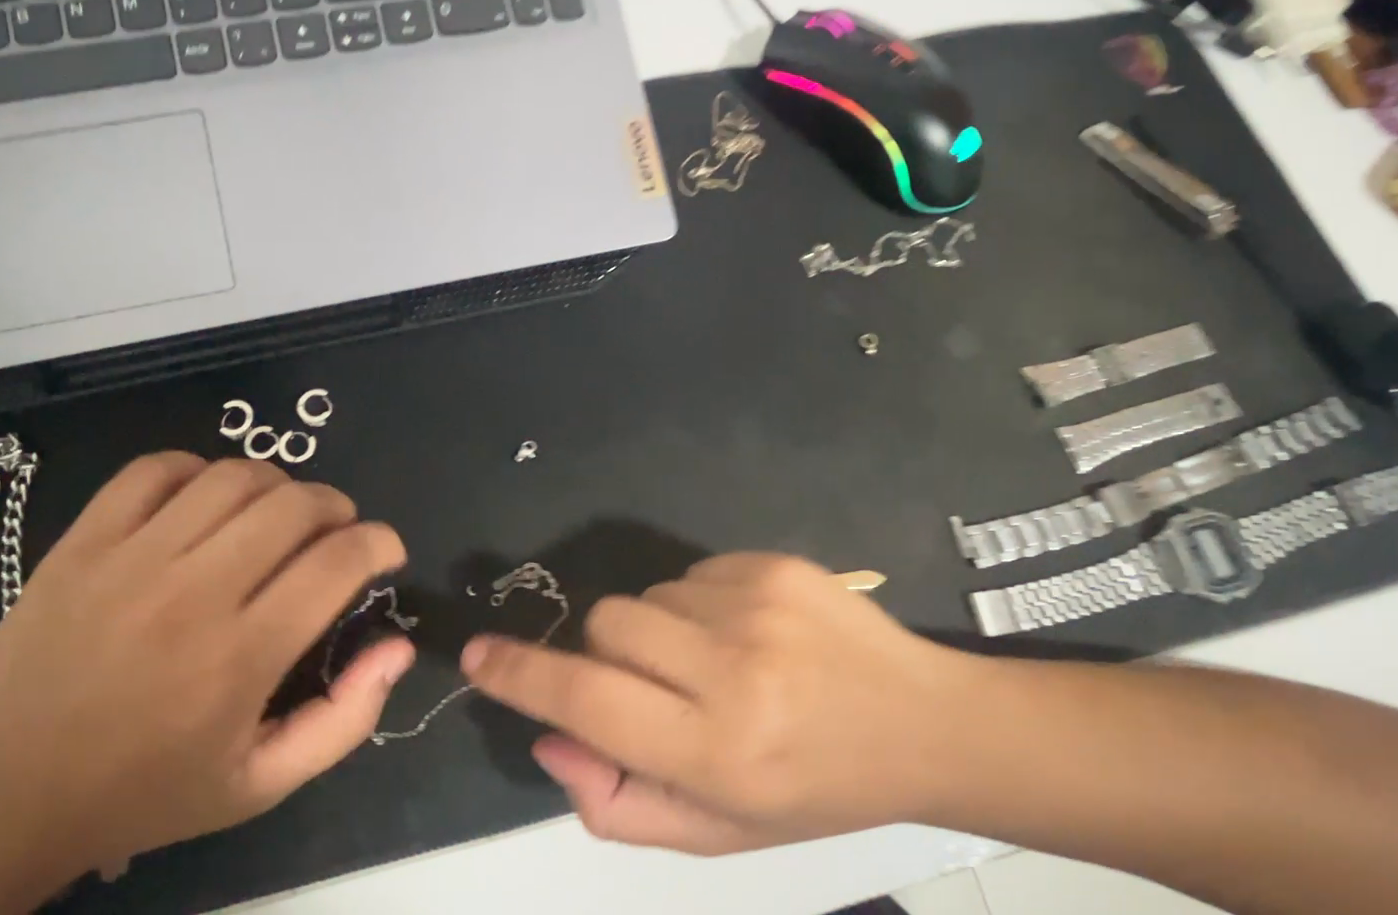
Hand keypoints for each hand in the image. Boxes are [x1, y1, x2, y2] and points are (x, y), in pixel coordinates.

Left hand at [0, 453, 414, 873]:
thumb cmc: (141, 796)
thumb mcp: (260, 785)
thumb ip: (344, 720)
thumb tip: (398, 647)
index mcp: (242, 656)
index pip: (338, 560)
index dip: (380, 542)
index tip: (385, 552)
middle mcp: (192, 593)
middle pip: (294, 504)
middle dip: (337, 508)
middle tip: (336, 534)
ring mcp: (130, 559)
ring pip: (233, 478)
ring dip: (277, 485)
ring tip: (277, 515)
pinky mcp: (80, 543)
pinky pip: (153, 470)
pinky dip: (196, 469)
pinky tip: (205, 501)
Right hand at [461, 553, 981, 854]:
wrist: (921, 724)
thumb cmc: (813, 791)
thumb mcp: (716, 832)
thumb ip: (618, 800)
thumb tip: (547, 735)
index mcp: (716, 750)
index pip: (588, 701)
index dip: (521, 676)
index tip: (476, 656)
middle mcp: (731, 671)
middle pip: (607, 626)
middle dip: (605, 654)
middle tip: (656, 687)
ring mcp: (755, 606)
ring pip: (645, 596)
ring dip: (656, 631)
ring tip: (714, 665)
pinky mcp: (774, 565)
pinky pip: (689, 572)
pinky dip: (696, 605)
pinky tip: (747, 636)